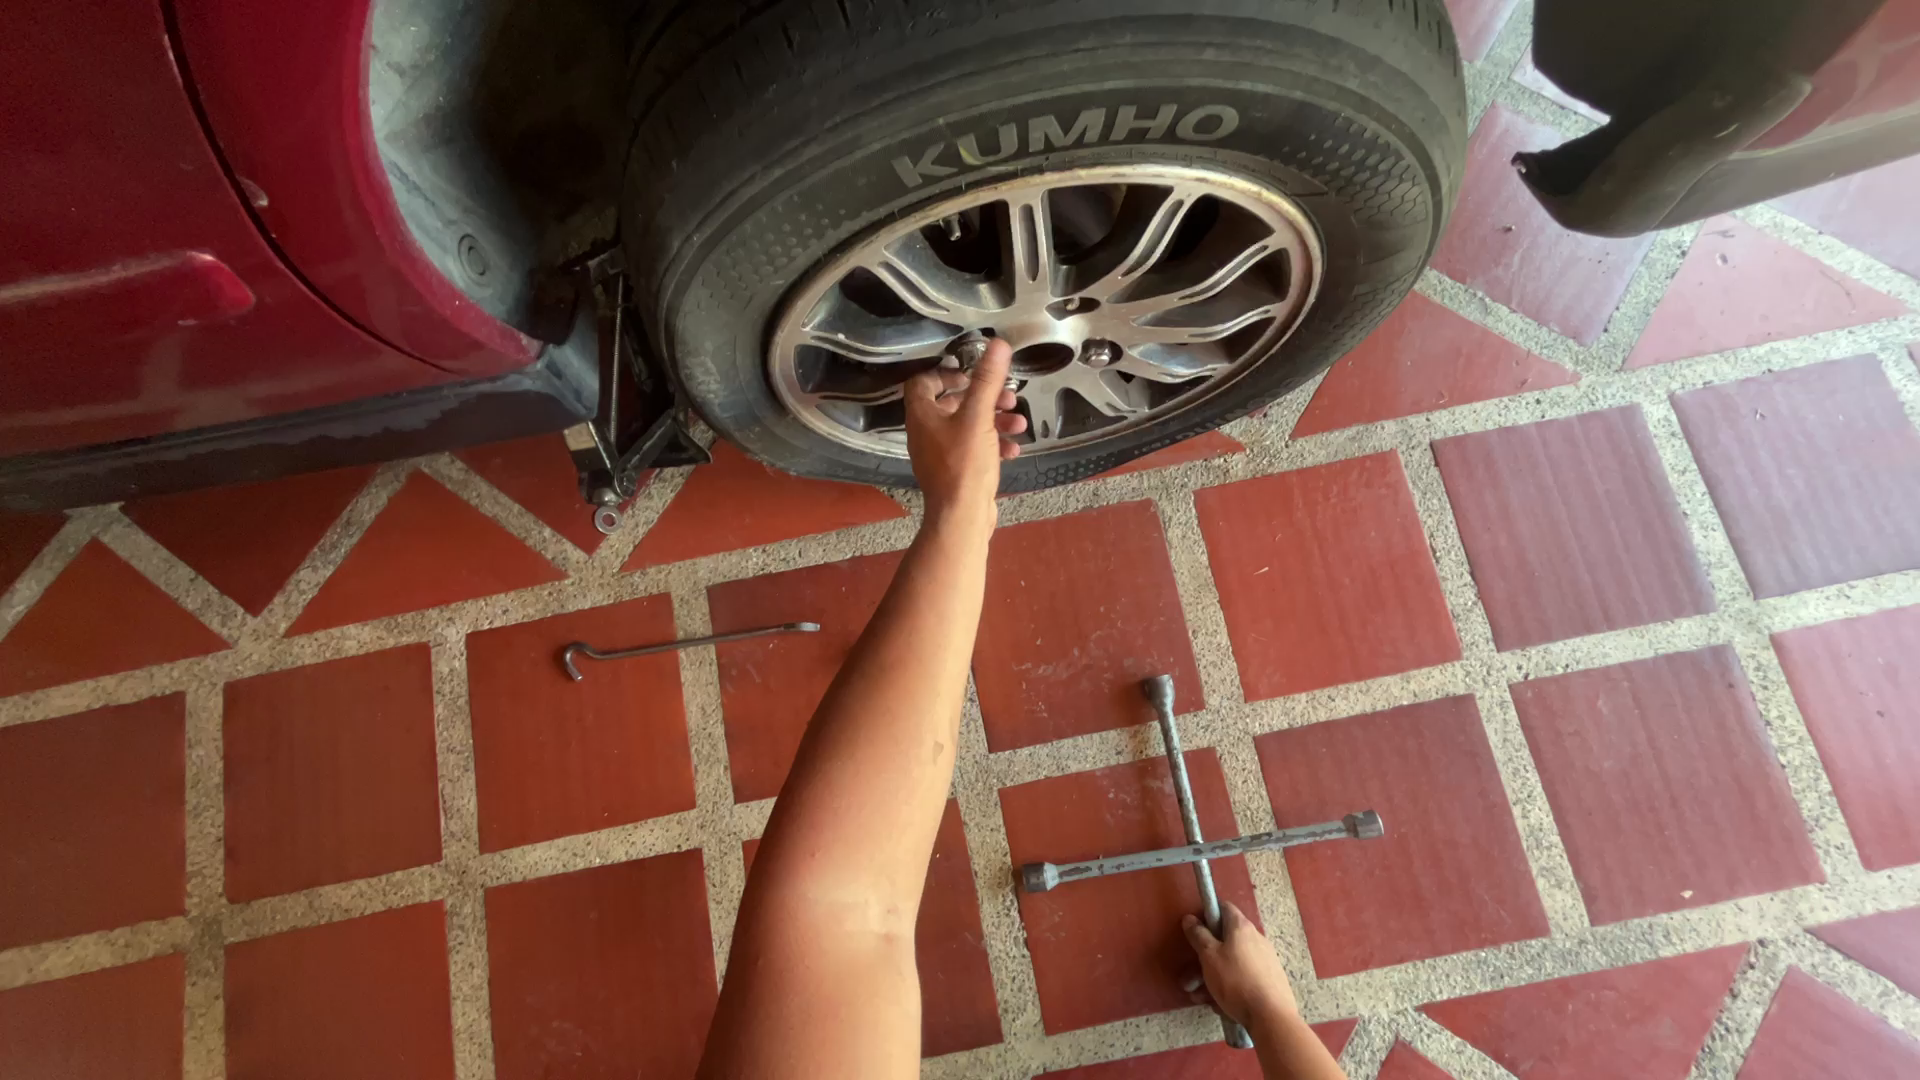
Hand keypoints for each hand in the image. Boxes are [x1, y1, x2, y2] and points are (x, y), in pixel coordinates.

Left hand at [903, 338, 1025, 521]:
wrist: (962, 516)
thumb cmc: (964, 465)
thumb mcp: (979, 417)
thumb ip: (987, 380)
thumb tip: (997, 344)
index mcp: (922, 415)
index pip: (923, 382)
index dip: (946, 372)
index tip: (971, 372)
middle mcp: (926, 432)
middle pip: (952, 403)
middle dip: (983, 397)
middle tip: (1008, 397)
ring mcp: (940, 453)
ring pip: (968, 426)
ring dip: (994, 420)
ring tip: (1018, 423)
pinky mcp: (955, 470)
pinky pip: (974, 449)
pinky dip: (993, 444)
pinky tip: (1013, 449)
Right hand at [1181, 902, 1298, 1027]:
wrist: (1273, 1019)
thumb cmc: (1236, 981)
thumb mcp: (1209, 956)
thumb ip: (1198, 935)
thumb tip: (1190, 918)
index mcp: (1241, 927)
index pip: (1223, 908)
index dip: (1207, 915)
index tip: (1196, 931)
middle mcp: (1256, 939)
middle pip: (1225, 941)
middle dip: (1205, 958)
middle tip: (1191, 977)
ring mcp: (1266, 961)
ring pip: (1232, 963)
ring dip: (1213, 978)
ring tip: (1200, 998)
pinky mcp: (1271, 981)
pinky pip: (1244, 978)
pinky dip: (1231, 988)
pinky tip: (1221, 1006)